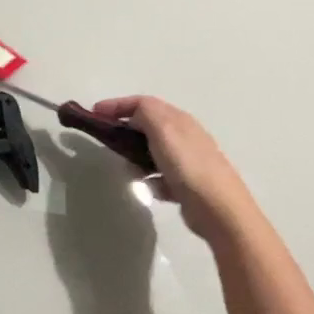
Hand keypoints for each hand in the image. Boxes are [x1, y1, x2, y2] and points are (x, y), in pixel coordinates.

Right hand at [90, 95, 253, 240]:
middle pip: (148, 125)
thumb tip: (130, 114)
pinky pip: (159, 175)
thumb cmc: (188, 166)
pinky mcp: (186, 184)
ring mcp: (187, 161)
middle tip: (107, 139)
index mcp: (179, 120)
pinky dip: (150, 178)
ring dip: (136, 156)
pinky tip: (148, 187)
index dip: (117, 104)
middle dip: (125, 129)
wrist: (219, 210)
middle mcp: (184, 137)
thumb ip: (145, 112)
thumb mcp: (163, 130)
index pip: (144, 103)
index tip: (94, 113)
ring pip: (152, 151)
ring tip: (126, 167)